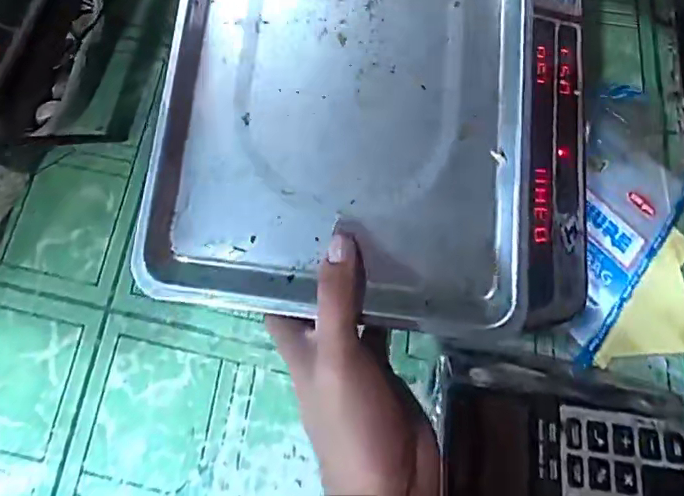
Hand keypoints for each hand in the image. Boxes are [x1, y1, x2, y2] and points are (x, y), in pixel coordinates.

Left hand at [266, 231, 441, 495]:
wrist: (394, 482)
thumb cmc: (349, 421)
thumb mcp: (336, 355)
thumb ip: (336, 299)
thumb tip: (337, 238)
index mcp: (299, 345)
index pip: (279, 298)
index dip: (281, 266)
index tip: (295, 223)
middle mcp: (322, 346)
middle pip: (319, 297)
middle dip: (330, 263)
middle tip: (348, 214)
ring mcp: (353, 356)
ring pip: (352, 306)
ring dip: (360, 279)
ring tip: (375, 232)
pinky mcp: (383, 364)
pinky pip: (383, 324)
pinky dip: (391, 304)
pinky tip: (403, 277)